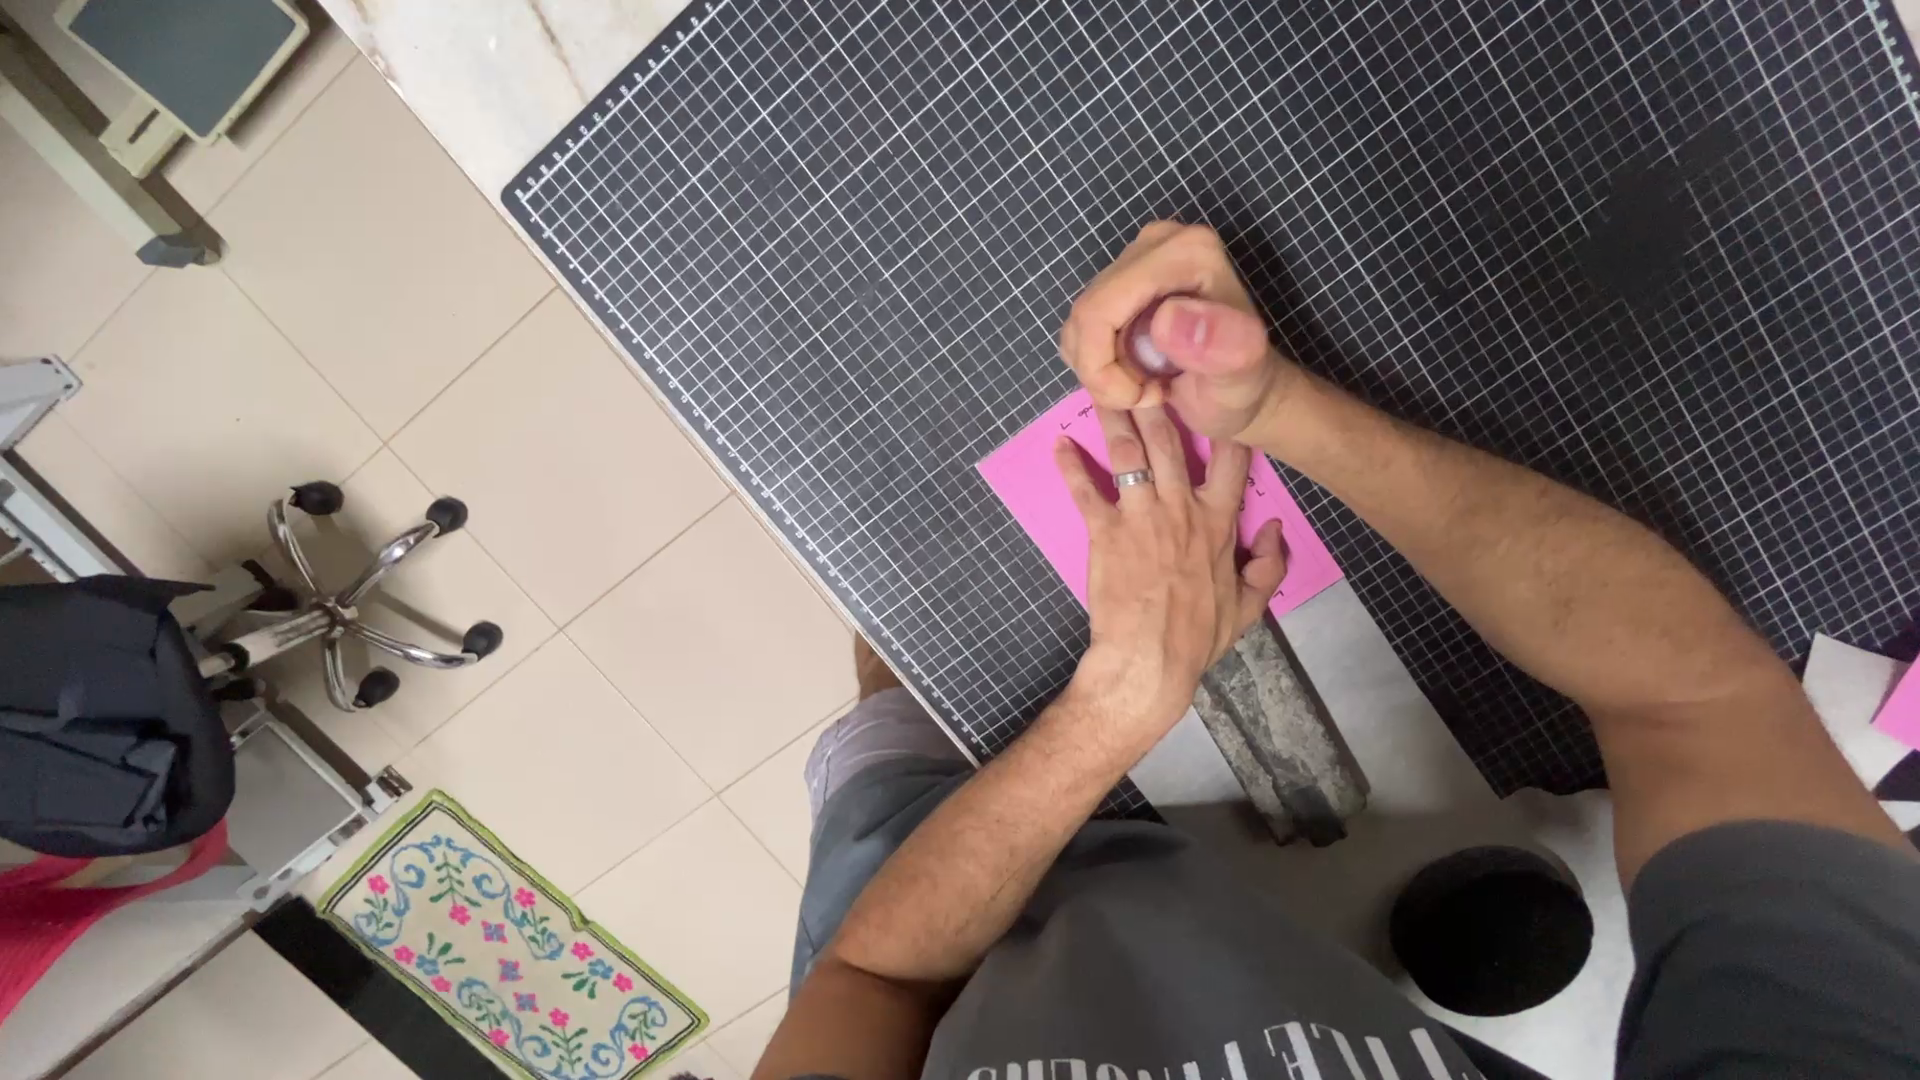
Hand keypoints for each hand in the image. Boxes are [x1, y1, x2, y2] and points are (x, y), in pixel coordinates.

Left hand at [1054, 405, 1287, 738]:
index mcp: (1217, 522)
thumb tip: (1277, 530)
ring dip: (1116, 418)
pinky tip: (1058, 443)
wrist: (1149, 659)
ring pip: (1129, 454)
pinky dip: (1069, 467)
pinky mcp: (1104, 530)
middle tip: (1147, 368)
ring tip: (1103, 387)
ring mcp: (1140, 516)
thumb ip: (1269, 566)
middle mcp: (1180, 507)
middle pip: (1171, 440)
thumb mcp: (1248, 606)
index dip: (1225, 423)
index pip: (1231, 461)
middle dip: (1160, 399)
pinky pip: (1084, 491)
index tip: (1213, 392)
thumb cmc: (1197, 636)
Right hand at [1060, 222, 1299, 439]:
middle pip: (1086, 315)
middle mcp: (1155, 244)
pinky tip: (1132, 373)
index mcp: (1184, 252)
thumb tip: (1166, 318)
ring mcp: (1133, 261)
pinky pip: (1080, 330)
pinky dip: (1097, 362)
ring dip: (1100, 370)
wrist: (1243, 388)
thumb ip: (1220, 347)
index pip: (1099, 309)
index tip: (1144, 396)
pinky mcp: (1118, 283)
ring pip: (1078, 326)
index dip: (1104, 367)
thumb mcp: (1241, 376)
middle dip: (1102, 372)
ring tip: (1142, 386)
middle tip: (1142, 396)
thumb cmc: (1242, 386)